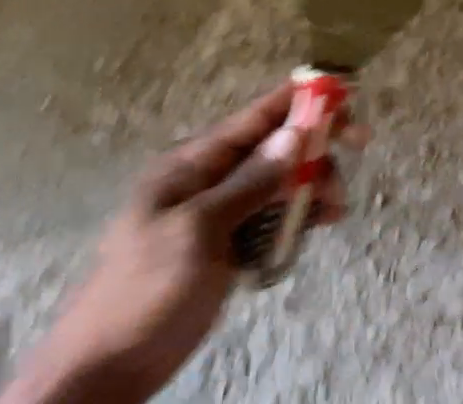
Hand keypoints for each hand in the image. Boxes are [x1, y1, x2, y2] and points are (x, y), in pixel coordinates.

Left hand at [0, 83, 351, 403]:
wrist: (104, 369)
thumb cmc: (145, 290)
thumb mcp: (197, 231)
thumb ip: (248, 183)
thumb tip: (295, 133)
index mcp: (191, 165)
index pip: (253, 118)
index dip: (298, 101)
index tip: (343, 93)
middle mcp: (208, 181)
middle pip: (273, 148)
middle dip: (314, 147)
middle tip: (357, 149)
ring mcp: (218, 216)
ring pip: (277, 183)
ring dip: (311, 186)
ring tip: (335, 209)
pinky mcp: (227, 248)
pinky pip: (271, 218)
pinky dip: (297, 216)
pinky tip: (320, 223)